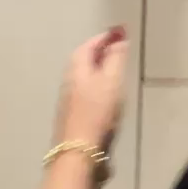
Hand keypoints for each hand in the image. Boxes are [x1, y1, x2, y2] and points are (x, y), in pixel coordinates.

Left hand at [54, 26, 128, 147]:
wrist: (78, 155)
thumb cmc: (97, 113)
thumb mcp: (112, 81)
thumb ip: (116, 58)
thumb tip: (119, 38)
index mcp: (76, 69)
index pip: (89, 45)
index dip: (104, 38)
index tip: (118, 34)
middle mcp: (68, 82)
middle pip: (83, 61)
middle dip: (99, 53)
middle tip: (116, 50)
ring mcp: (68, 102)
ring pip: (83, 78)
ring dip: (97, 71)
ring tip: (114, 72)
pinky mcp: (72, 119)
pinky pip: (85, 94)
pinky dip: (96, 87)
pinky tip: (106, 98)